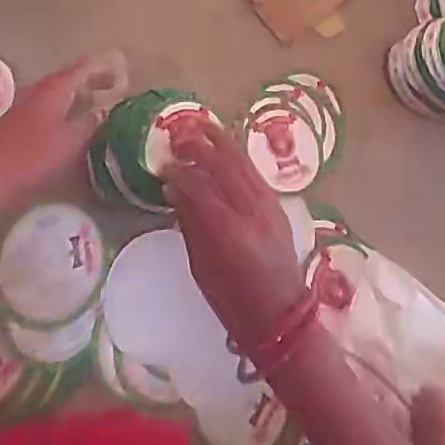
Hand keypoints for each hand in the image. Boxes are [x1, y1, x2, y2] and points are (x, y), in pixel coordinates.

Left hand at [0, 50, 128, 226]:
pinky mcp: (17, 125)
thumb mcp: (70, 141)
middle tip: (117, 85)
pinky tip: (73, 124)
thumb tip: (105, 109)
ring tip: (100, 104)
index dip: (104, 66)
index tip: (123, 66)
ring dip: (80, 96)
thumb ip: (91, 122)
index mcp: (55, 88)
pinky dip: (66, 110)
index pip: (84, 67)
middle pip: (71, 78)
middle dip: (94, 80)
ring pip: (60, 94)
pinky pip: (50, 108)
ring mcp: (26, 107)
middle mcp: (39, 91)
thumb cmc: (30, 157)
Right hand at [161, 122, 305, 348]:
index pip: (199, 186)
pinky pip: (253, 170)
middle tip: (178, 136)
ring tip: (199, 128)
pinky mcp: (277, 204)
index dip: (178, 172)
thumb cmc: (233, 301)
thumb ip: (189, 223)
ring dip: (219, 141)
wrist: (281, 316)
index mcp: (229, 231)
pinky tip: (223, 147)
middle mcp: (252, 210)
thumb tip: (174, 188)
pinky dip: (236, 155)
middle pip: (224, 164)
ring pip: (242, 161)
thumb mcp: (201, 266)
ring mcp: (268, 204)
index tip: (163, 166)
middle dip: (199, 145)